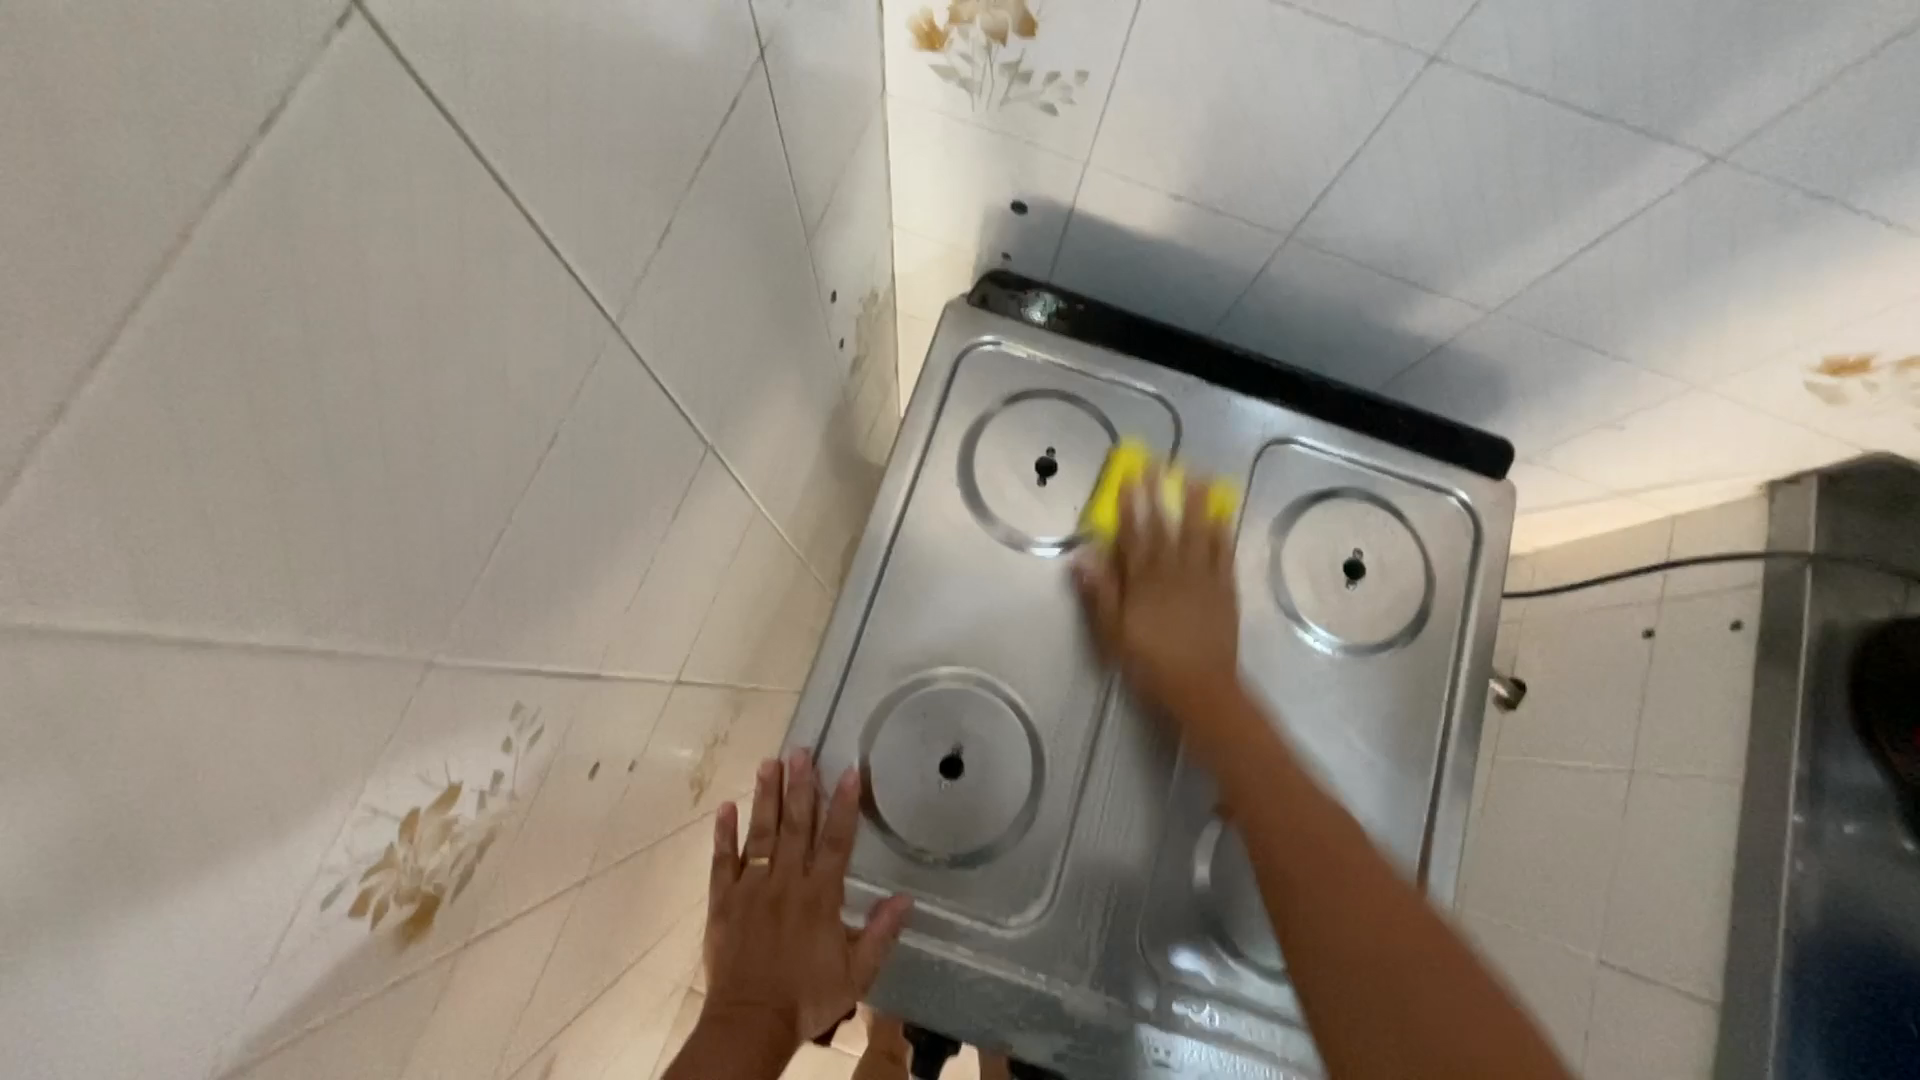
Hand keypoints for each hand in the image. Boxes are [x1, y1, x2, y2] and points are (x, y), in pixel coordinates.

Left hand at [702, 750, 913, 1048]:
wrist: (750, 1023)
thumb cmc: (807, 998)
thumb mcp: (857, 974)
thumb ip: (881, 933)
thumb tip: (906, 898)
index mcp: (820, 896)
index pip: (836, 841)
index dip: (844, 805)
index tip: (848, 771)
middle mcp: (786, 882)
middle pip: (796, 826)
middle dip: (800, 786)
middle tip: (800, 750)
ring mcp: (751, 888)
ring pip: (761, 834)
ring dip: (766, 798)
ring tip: (768, 763)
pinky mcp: (723, 901)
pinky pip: (722, 862)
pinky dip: (723, 835)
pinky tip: (725, 807)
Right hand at [1074, 471, 1241, 729]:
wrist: (1200, 687)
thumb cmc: (1148, 663)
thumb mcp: (1112, 634)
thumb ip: (1099, 594)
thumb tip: (1082, 558)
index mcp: (1142, 581)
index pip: (1133, 534)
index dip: (1130, 504)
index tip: (1128, 478)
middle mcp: (1173, 571)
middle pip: (1165, 525)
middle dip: (1159, 494)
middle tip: (1159, 465)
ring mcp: (1202, 579)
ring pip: (1199, 533)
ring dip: (1197, 504)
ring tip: (1197, 477)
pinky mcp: (1225, 591)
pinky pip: (1223, 555)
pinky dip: (1223, 533)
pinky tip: (1224, 516)